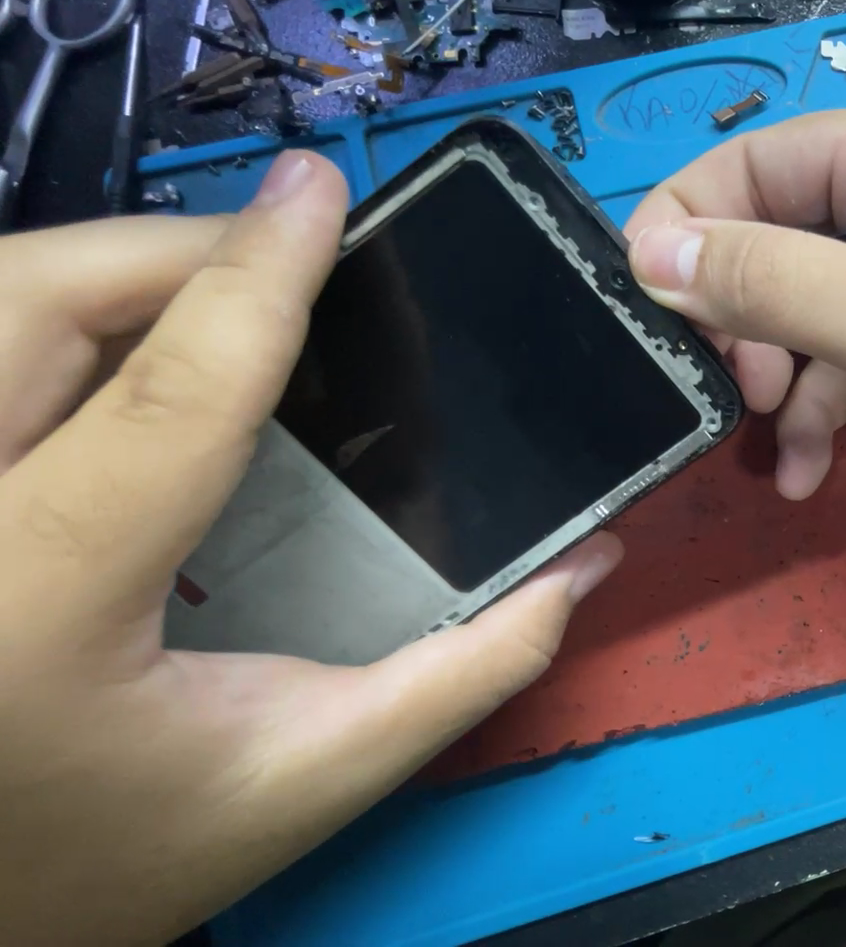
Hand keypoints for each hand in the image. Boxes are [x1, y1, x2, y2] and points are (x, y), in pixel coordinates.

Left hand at [0, 154, 621, 945]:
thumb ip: (475, 665)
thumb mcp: (323, 771)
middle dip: (169, 252)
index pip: (170, 397)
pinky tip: (142, 349)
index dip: (258, 277)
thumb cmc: (117, 854)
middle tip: (288, 255)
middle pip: (24, 310)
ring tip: (230, 294)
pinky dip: (59, 318)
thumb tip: (591, 560)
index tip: (321, 188)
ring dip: (111, 275)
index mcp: (30, 606)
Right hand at [625, 105, 845, 506]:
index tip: (649, 316)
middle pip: (786, 239)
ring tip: (787, 464)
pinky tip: (824, 460)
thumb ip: (787, 285)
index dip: (689, 229)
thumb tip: (656, 250)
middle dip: (749, 326)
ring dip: (792, 383)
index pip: (756, 162)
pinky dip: (841, 398)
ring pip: (825, 306)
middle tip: (739, 401)